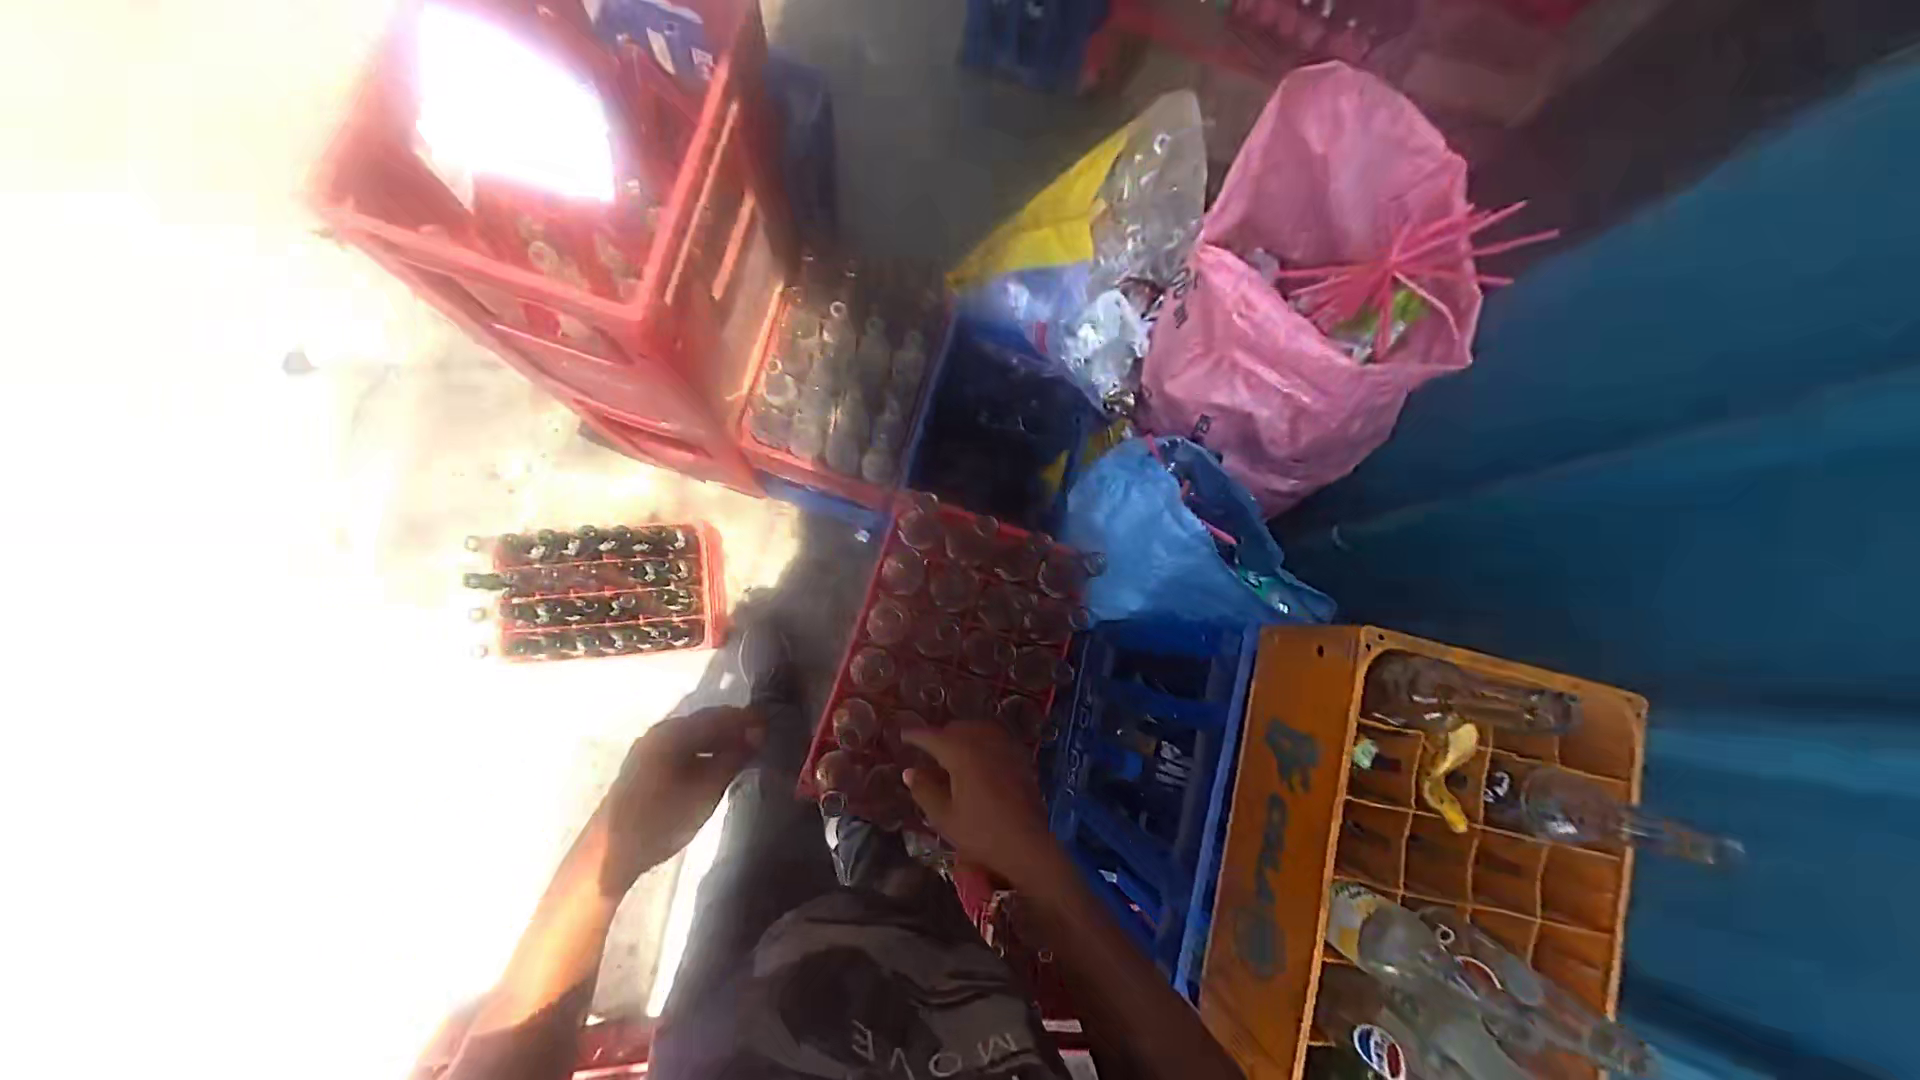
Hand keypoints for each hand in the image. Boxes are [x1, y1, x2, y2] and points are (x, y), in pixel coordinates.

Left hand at [601, 706, 764, 895]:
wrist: (609, 857)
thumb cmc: (661, 820)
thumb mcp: (706, 790)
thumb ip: (734, 757)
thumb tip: (757, 734)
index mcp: (673, 732)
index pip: (720, 715)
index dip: (748, 719)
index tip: (772, 726)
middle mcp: (660, 731)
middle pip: (706, 720)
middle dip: (735, 727)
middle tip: (762, 740)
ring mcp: (649, 747)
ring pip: (695, 734)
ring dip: (720, 739)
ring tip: (744, 753)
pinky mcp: (645, 764)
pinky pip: (683, 745)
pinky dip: (705, 749)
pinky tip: (716, 763)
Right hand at [901, 720, 1058, 885]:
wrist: (1028, 845)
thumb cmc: (981, 834)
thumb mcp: (944, 816)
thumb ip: (924, 790)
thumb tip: (910, 772)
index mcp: (961, 752)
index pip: (932, 736)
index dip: (916, 736)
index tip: (904, 735)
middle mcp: (983, 741)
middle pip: (956, 728)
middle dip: (940, 736)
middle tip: (927, 751)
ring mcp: (1005, 746)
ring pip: (977, 729)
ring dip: (961, 736)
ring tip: (951, 754)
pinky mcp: (1020, 756)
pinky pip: (995, 738)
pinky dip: (981, 742)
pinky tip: (978, 760)